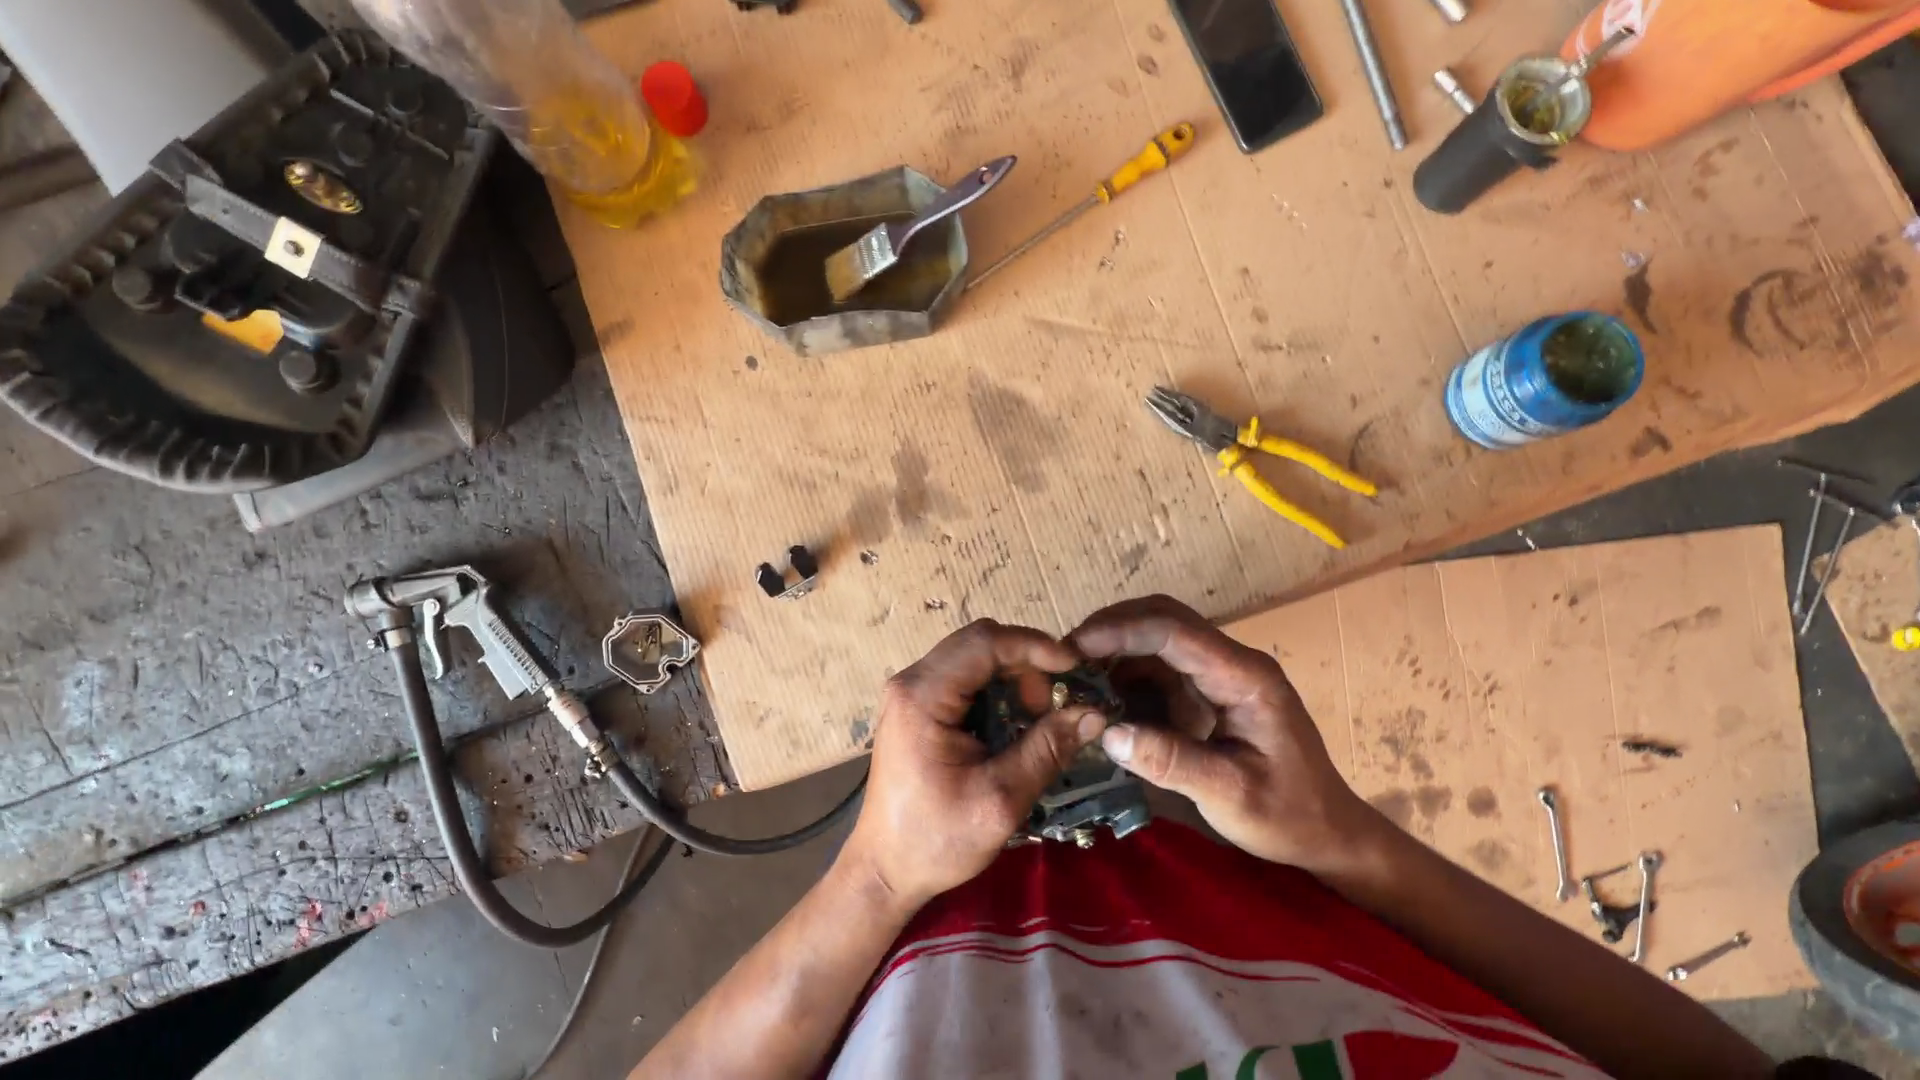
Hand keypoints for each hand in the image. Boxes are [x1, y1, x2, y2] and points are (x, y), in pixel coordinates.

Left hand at [841, 620, 1107, 911]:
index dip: (1035, 646)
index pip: (985, 642)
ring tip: (1037, 718)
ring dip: (1013, 677)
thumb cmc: (936, 840)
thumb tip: (1094, 713)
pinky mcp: (916, 707)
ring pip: (974, 656)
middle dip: (1026, 663)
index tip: (1075, 668)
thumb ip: (1047, 749)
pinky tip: (1014, 723)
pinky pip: (964, 678)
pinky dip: (996, 689)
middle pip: (979, 642)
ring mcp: (910, 693)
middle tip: (1054, 704)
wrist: (885, 870)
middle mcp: (911, 682)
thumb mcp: (1001, 799)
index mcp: (922, 697)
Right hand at [1070, 595, 1379, 872]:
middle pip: (1164, 618)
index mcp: (1245, 678)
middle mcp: (1231, 663)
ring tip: (1075, 678)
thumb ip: (1172, 761)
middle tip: (1065, 657)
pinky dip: (1126, 675)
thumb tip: (1108, 732)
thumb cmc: (1288, 815)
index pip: (1175, 632)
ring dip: (1115, 650)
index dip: (1121, 631)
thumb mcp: (1231, 795)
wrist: (1328, 831)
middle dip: (1112, 629)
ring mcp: (1220, 674)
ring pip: (1158, 637)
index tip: (1074, 647)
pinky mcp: (1208, 691)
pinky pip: (1159, 668)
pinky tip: (1103, 698)